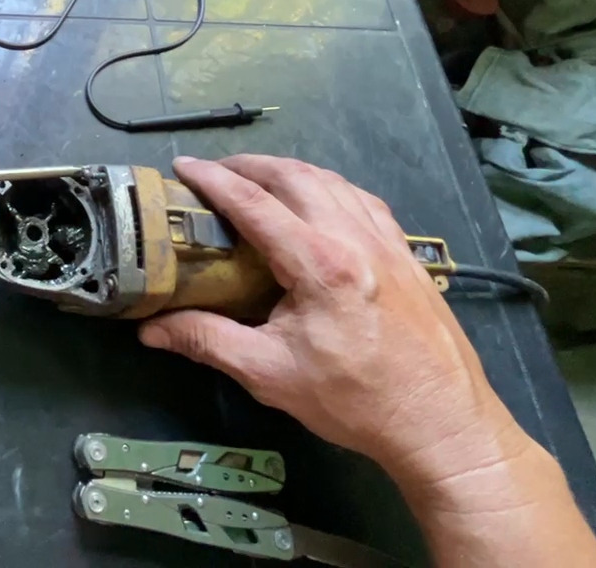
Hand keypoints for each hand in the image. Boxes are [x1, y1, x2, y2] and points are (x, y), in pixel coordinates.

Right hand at [138, 156, 533, 488]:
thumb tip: (147, 330)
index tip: (182, 166)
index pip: (254, 203)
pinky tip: (315, 201)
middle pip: (294, 176)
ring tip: (255, 179)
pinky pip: (361, 199)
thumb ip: (206, 340)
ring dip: (286, 170)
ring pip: (331, 181)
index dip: (213, 179)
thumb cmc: (356, 402)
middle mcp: (354, 239)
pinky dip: (327, 186)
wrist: (448, 431)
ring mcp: (388, 243)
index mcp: (319, 264)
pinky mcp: (408, 255)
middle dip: (248, 164)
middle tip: (214, 172)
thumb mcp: (269, 374)